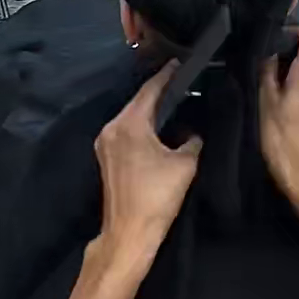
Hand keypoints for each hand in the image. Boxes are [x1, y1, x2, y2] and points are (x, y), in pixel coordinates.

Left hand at [95, 62, 201, 253]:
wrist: (128, 234)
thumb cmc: (156, 197)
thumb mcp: (184, 165)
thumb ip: (192, 141)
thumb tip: (193, 132)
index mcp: (129, 124)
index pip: (150, 91)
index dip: (166, 76)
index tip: (179, 64)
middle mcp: (112, 127)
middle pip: (137, 101)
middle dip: (158, 91)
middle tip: (180, 82)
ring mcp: (105, 142)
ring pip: (130, 116)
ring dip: (149, 109)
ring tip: (172, 101)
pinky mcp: (105, 156)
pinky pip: (125, 129)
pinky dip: (141, 123)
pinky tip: (157, 125)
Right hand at [259, 29, 298, 200]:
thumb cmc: (282, 139)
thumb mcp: (265, 100)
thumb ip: (267, 69)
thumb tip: (266, 48)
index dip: (298, 26)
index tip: (277, 31)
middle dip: (290, 40)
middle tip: (265, 47)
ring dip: (290, 55)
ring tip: (265, 63)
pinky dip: (292, 69)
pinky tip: (273, 80)